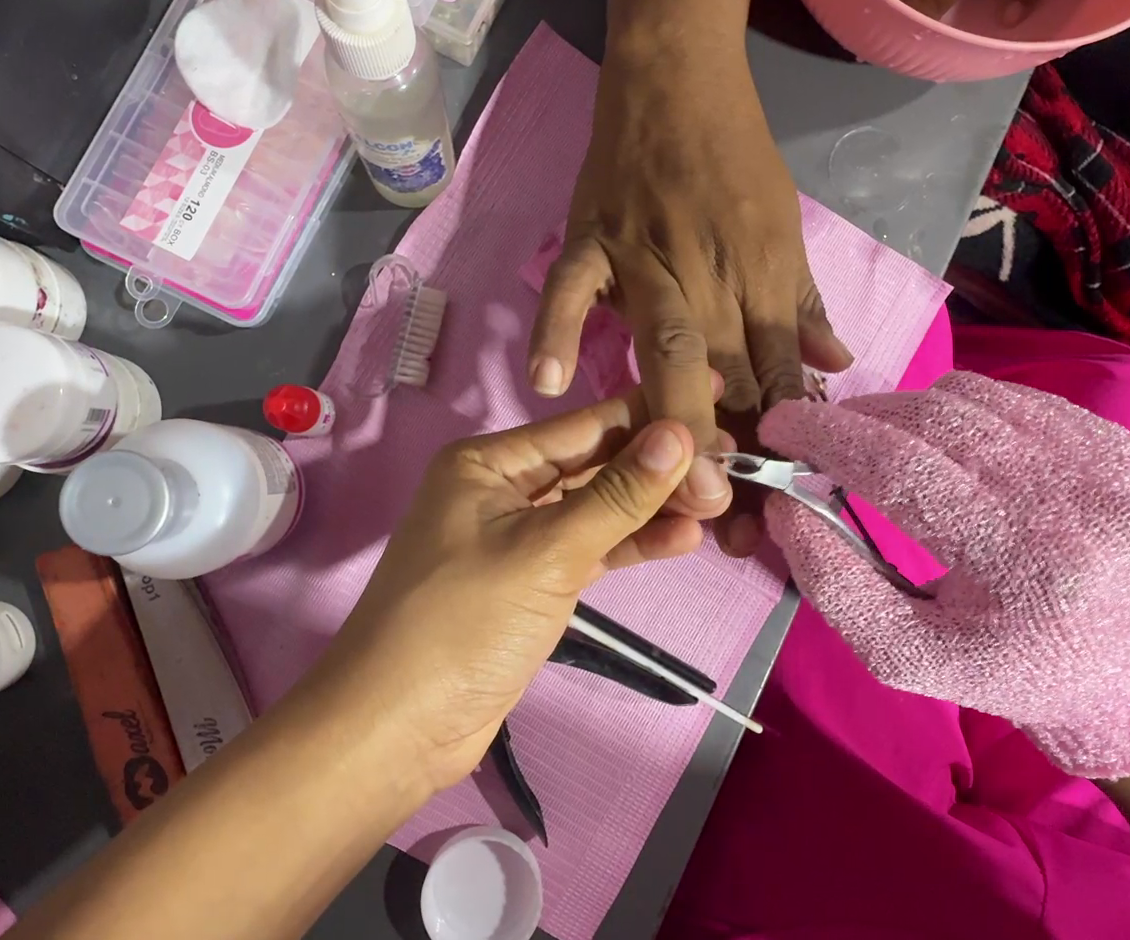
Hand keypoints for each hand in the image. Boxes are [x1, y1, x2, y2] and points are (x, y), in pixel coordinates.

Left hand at [308, 393, 699, 791]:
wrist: (400, 726)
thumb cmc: (463, 622)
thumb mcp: (545, 552)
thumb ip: (616, 495)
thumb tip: (679, 434)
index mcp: (488, 462)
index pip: (583, 426)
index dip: (649, 417)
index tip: (713, 403)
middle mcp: (503, 488)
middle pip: (594, 465)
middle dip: (658, 467)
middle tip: (730, 466)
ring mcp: (520, 536)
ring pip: (598, 509)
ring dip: (652, 508)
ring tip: (719, 505)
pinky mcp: (534, 581)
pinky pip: (591, 549)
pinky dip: (630, 545)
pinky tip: (682, 540)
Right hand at [528, 42, 852, 550]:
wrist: (676, 74)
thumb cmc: (734, 152)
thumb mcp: (784, 222)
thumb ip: (803, 299)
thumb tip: (833, 365)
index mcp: (762, 273)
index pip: (778, 369)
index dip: (782, 438)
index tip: (780, 505)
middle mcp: (712, 276)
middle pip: (729, 375)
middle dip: (734, 453)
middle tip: (731, 529)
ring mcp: (647, 256)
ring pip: (665, 345)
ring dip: (674, 417)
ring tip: (673, 492)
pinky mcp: (592, 237)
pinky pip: (571, 289)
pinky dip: (557, 329)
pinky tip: (547, 384)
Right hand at [758, 372, 1129, 777]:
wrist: (1120, 671)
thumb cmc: (999, 669)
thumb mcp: (899, 655)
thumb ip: (832, 583)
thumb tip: (784, 503)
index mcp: (1022, 562)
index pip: (900, 468)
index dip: (826, 436)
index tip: (776, 424)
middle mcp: (1074, 499)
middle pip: (929, 420)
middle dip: (853, 417)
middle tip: (812, 433)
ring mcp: (1105, 463)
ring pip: (964, 396)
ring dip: (899, 411)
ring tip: (876, 445)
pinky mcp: (1120, 443)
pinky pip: (1005, 397)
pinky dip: (953, 409)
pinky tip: (943, 447)